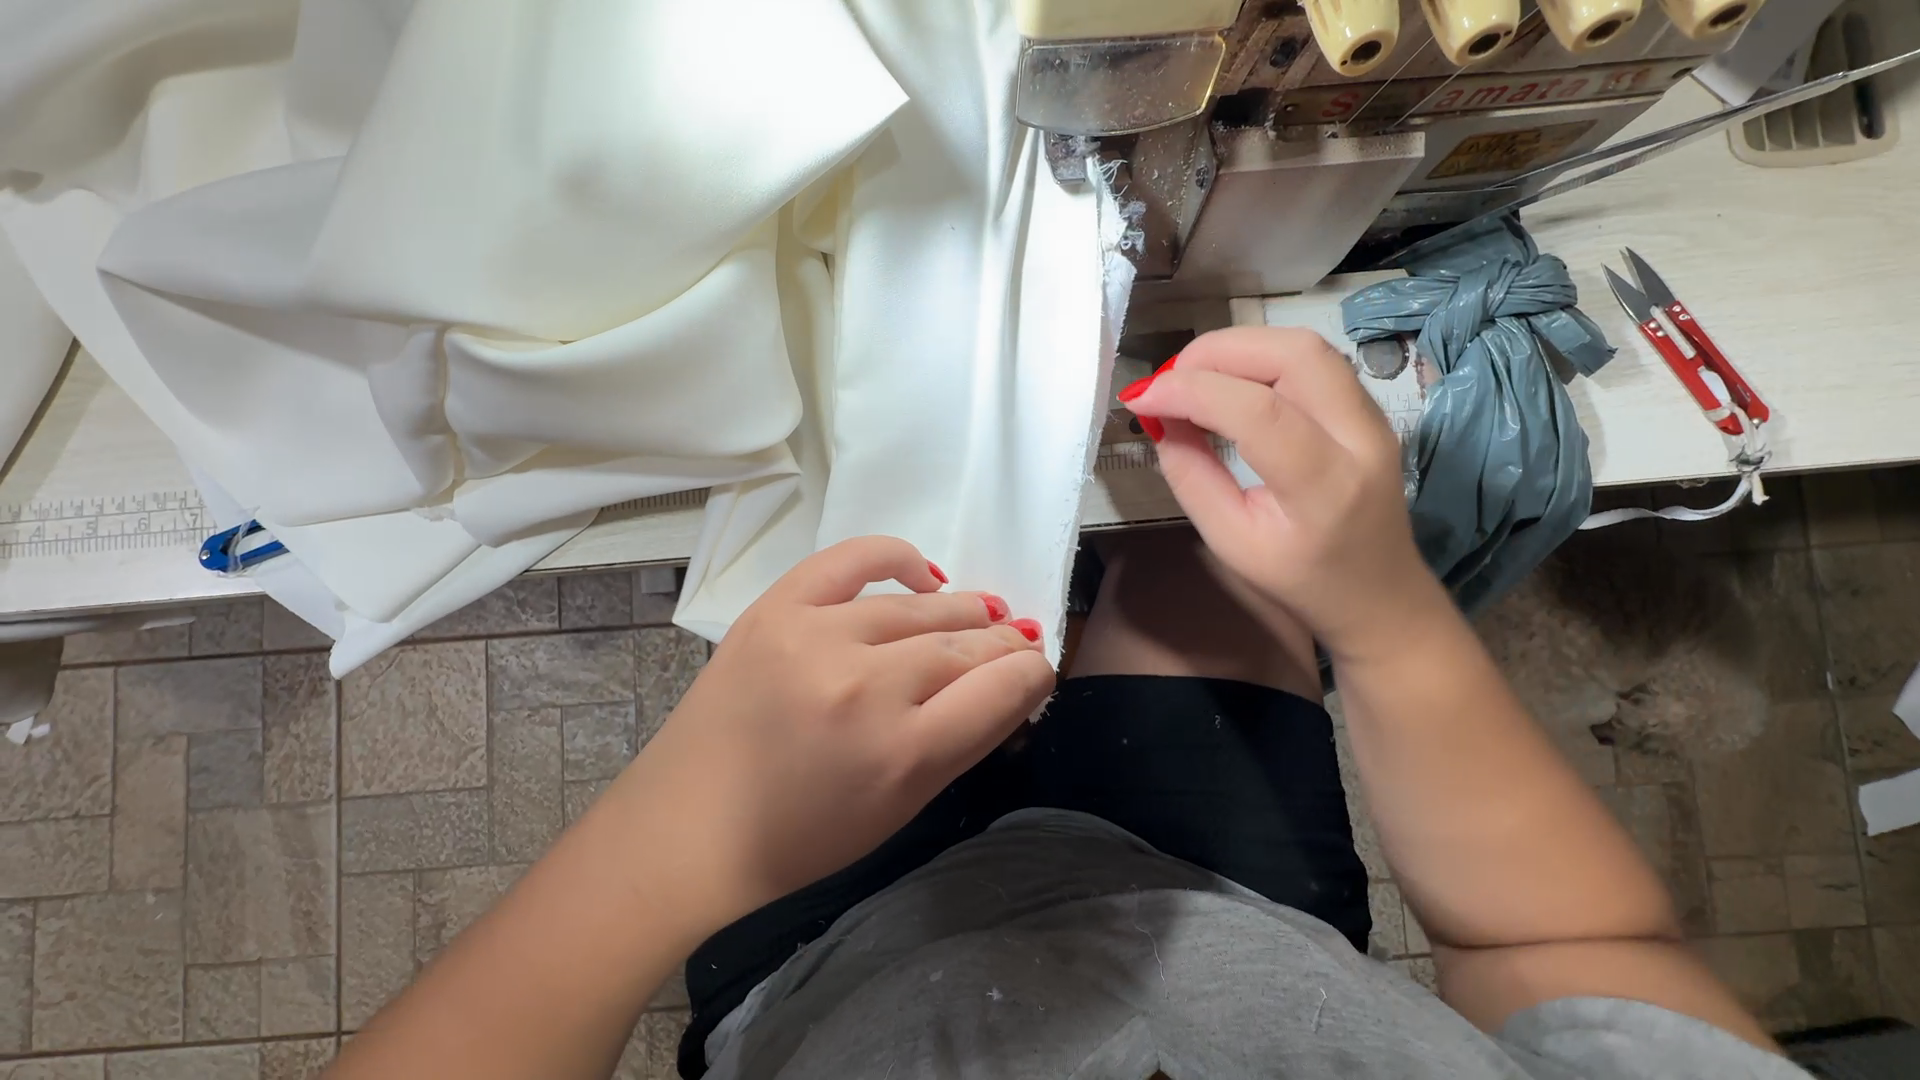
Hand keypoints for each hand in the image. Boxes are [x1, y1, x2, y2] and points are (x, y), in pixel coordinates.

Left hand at [614, 537, 1054, 934]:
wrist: (689, 827)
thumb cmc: (803, 837)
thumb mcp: (903, 808)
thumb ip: (965, 741)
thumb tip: (1013, 682)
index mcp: (902, 753)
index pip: (1003, 687)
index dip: (1033, 675)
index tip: (1035, 672)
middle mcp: (865, 686)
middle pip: (966, 643)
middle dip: (1004, 644)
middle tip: (1016, 643)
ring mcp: (816, 638)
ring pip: (922, 608)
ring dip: (965, 611)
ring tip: (984, 615)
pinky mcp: (775, 609)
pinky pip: (854, 559)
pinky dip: (900, 559)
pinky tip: (926, 576)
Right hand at [1120, 326, 1447, 663]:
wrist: (1378, 594)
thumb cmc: (1299, 579)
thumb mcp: (1231, 541)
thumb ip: (1192, 477)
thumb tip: (1161, 419)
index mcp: (1325, 489)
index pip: (1258, 413)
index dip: (1190, 392)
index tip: (1141, 398)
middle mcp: (1361, 439)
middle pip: (1294, 355)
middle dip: (1218, 351)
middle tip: (1169, 377)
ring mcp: (1373, 418)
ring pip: (1306, 347)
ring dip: (1239, 348)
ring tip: (1192, 376)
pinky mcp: (1369, 408)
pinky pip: (1313, 360)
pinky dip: (1260, 357)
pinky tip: (1227, 381)